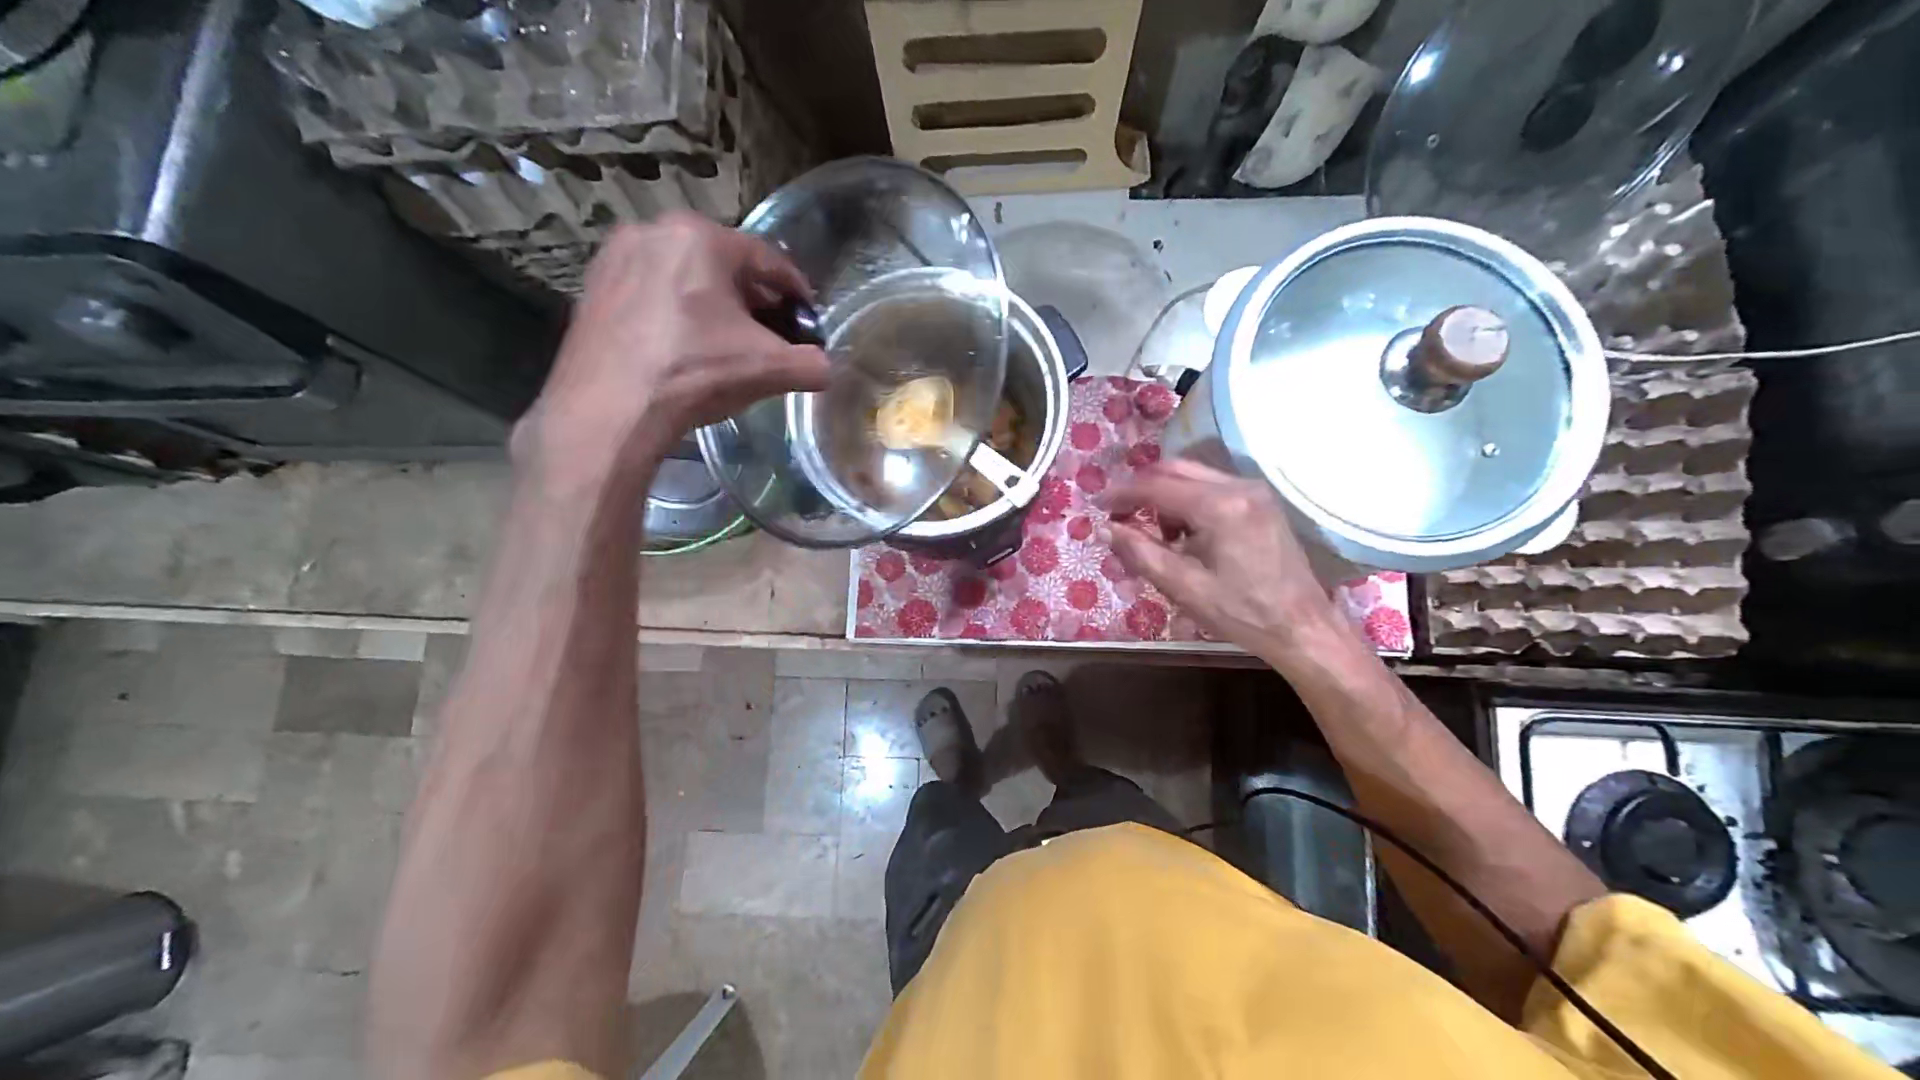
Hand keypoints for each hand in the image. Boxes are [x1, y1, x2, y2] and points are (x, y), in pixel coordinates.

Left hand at [515, 212, 829, 480]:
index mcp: (701, 237)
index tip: (807, 314)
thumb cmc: (693, 373)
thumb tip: (825, 369)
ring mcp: (615, 258)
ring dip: (711, 304)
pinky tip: (683, 347)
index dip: (795, 289)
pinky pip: (650, 292)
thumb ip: (809, 364)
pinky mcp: (591, 288)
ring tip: (727, 341)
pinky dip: (674, 312)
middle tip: (769, 331)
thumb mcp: (767, 369)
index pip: (766, 259)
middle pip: (722, 264)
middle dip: (751, 297)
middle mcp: (654, 232)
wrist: (608, 410)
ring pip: (683, 276)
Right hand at [1107, 459, 1349, 667]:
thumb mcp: (1183, 586)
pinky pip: (1212, 487)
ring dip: (1165, 495)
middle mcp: (1239, 486)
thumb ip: (1140, 552)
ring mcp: (1254, 491)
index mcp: (1220, 507)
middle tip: (1118, 513)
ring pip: (1193, 476)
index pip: (1156, 486)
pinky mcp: (1260, 502)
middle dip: (1141, 488)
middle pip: (1175, 468)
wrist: (1301, 627)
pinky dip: (1188, 501)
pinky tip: (1183, 534)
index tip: (1099, 507)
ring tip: (1153, 533)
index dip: (1122, 494)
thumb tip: (1105, 529)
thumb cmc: (1242, 612)